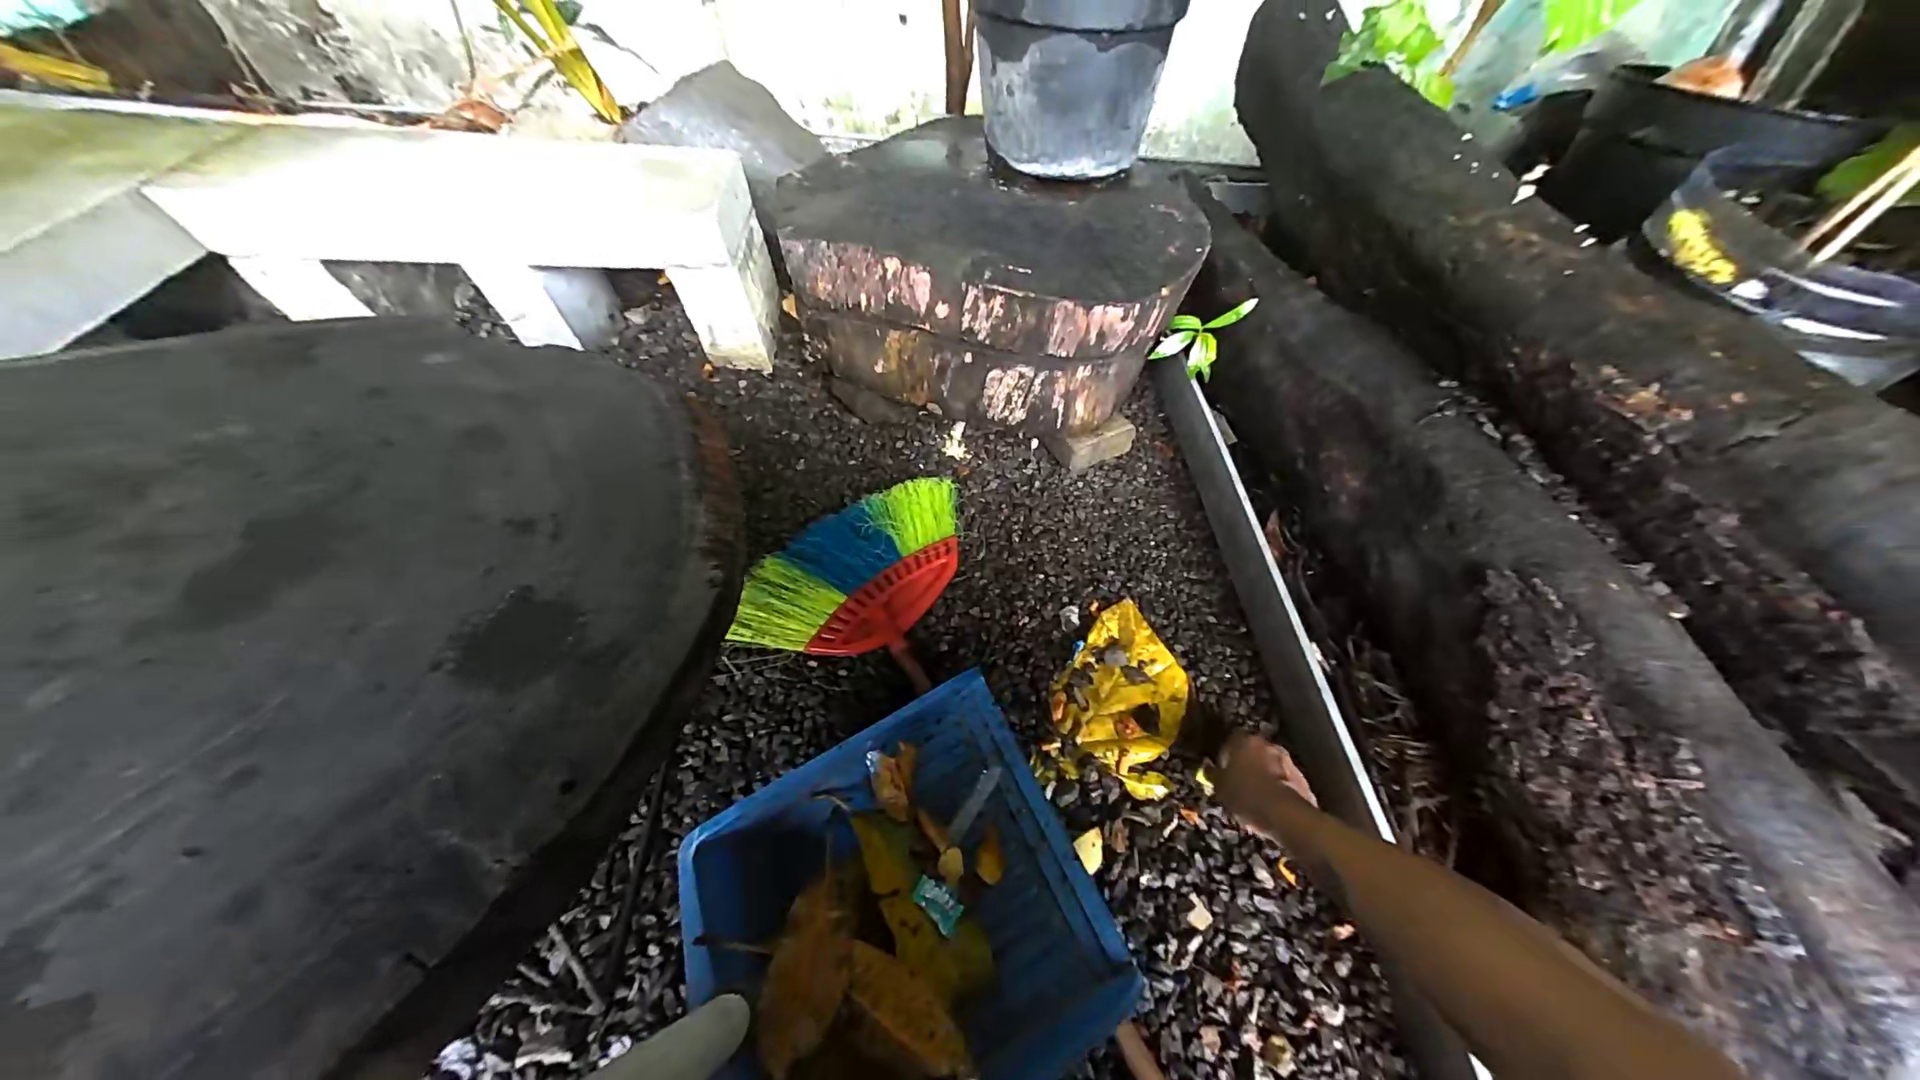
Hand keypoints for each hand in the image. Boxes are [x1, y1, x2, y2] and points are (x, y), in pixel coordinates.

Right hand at [1213, 733, 1316, 830]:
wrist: (1288, 817)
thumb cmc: (1247, 797)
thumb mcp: (1220, 788)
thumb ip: (1213, 774)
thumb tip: (1208, 767)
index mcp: (1243, 741)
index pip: (1229, 740)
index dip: (1224, 756)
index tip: (1222, 770)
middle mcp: (1266, 744)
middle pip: (1251, 751)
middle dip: (1246, 763)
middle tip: (1238, 781)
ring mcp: (1287, 760)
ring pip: (1268, 764)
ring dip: (1263, 774)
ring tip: (1256, 795)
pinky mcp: (1302, 777)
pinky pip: (1282, 778)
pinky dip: (1276, 785)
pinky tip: (1270, 802)